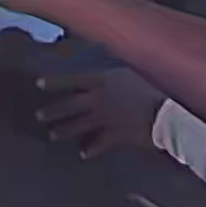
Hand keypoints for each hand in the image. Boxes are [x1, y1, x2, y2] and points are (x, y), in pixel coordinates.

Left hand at [35, 68, 165, 159]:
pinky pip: (100, 144)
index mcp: (98, 80)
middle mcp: (96, 99)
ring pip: (79, 125)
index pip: (69, 79)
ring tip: (51, 135)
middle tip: (38, 116)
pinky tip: (83, 154)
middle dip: (52, 111)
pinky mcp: (116, 136)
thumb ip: (110, 66)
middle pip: (69, 106)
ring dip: (64, 131)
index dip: (53, 82)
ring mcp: (105, 119)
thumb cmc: (151, 84)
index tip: (38, 84)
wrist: (168, 113)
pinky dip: (90, 149)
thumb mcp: (128, 67)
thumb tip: (100, 52)